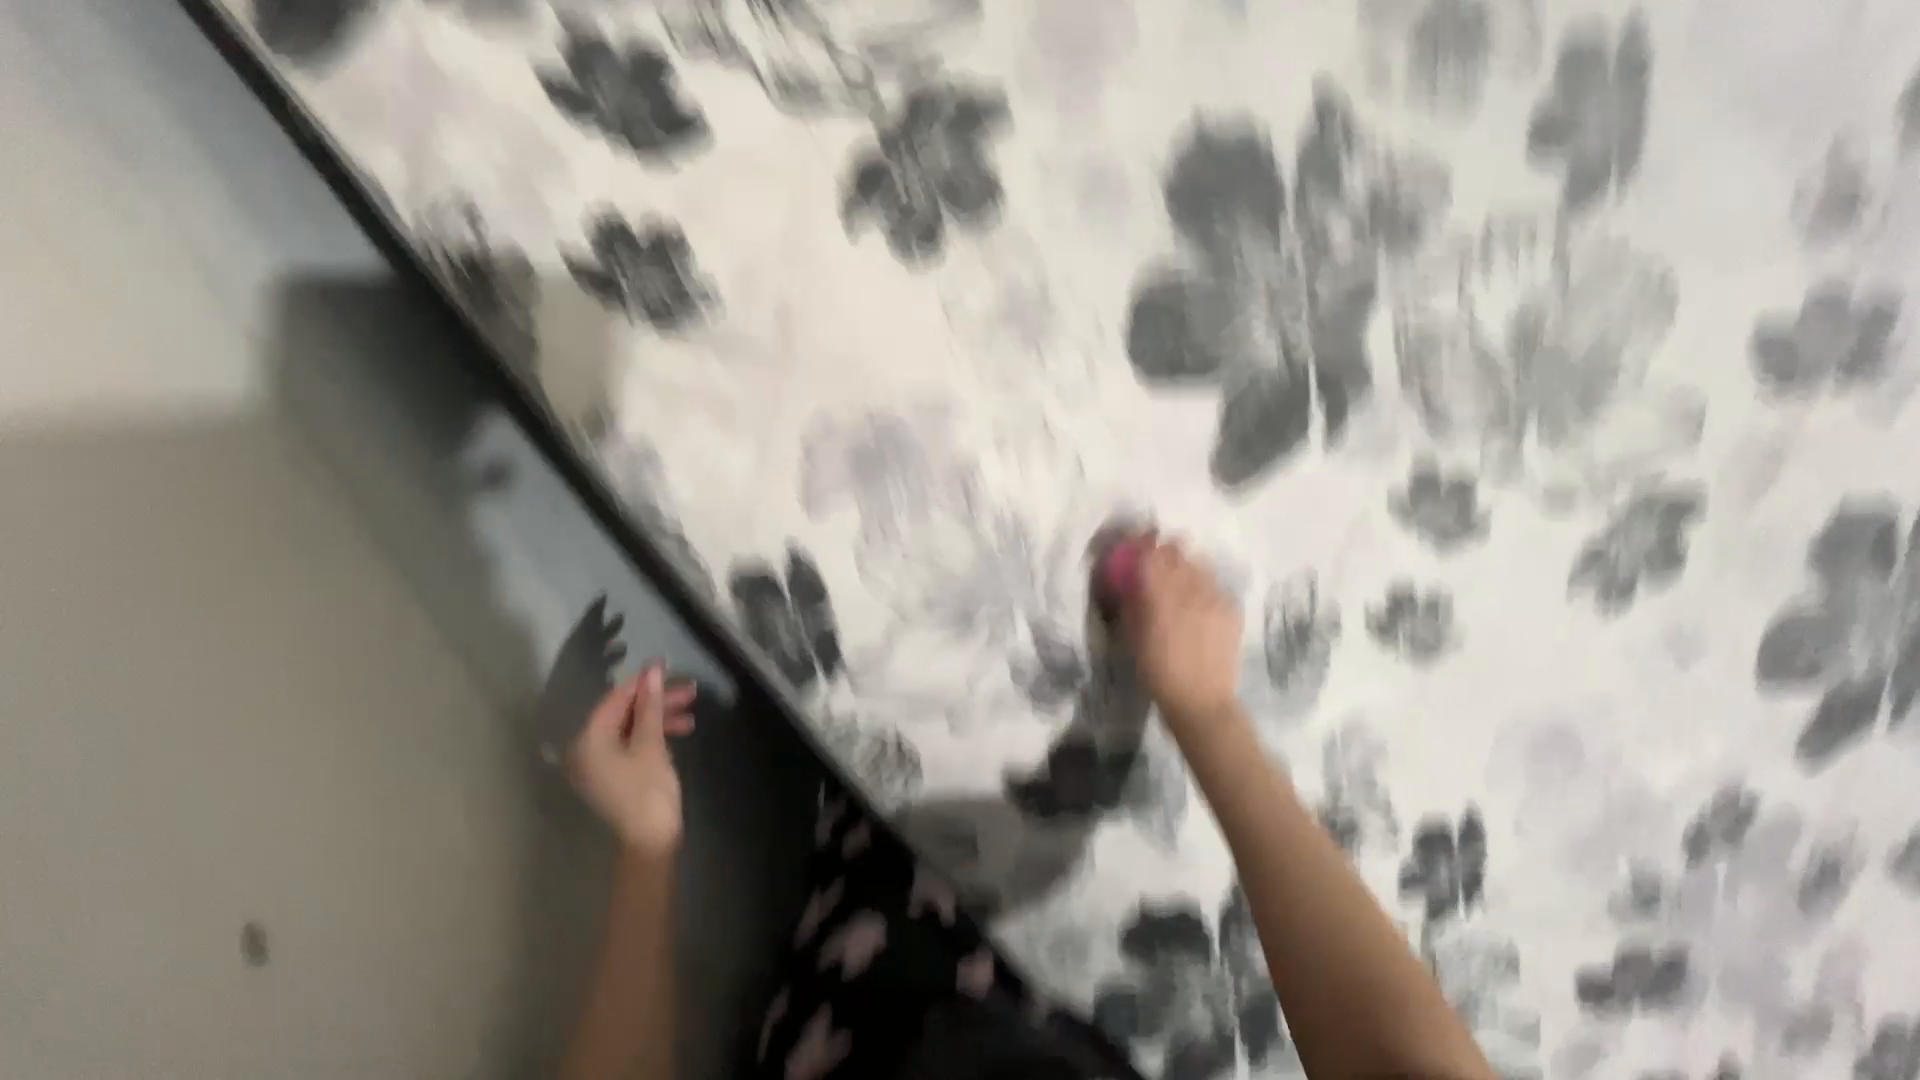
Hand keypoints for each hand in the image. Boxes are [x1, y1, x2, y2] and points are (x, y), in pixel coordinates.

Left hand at [568, 665, 697, 856]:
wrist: (650, 841)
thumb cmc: (647, 790)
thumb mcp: (651, 744)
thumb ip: (650, 706)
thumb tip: (652, 672)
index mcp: (589, 741)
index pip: (614, 700)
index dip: (641, 682)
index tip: (665, 666)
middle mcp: (587, 749)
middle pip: (623, 714)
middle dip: (656, 701)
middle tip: (688, 690)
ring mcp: (600, 763)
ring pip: (631, 728)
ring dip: (659, 718)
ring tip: (691, 713)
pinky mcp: (614, 774)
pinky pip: (632, 744)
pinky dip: (654, 735)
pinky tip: (679, 731)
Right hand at [1120, 538, 1243, 737]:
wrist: (1201, 700)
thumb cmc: (1158, 673)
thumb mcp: (1133, 638)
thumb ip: (1132, 604)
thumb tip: (1129, 582)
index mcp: (1160, 597)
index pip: (1151, 554)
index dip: (1144, 542)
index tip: (1139, 539)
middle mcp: (1189, 590)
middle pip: (1178, 552)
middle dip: (1166, 549)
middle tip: (1158, 557)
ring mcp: (1214, 598)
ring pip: (1199, 563)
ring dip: (1187, 562)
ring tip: (1181, 574)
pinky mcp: (1231, 609)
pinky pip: (1216, 584)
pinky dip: (1205, 583)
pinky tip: (1200, 597)